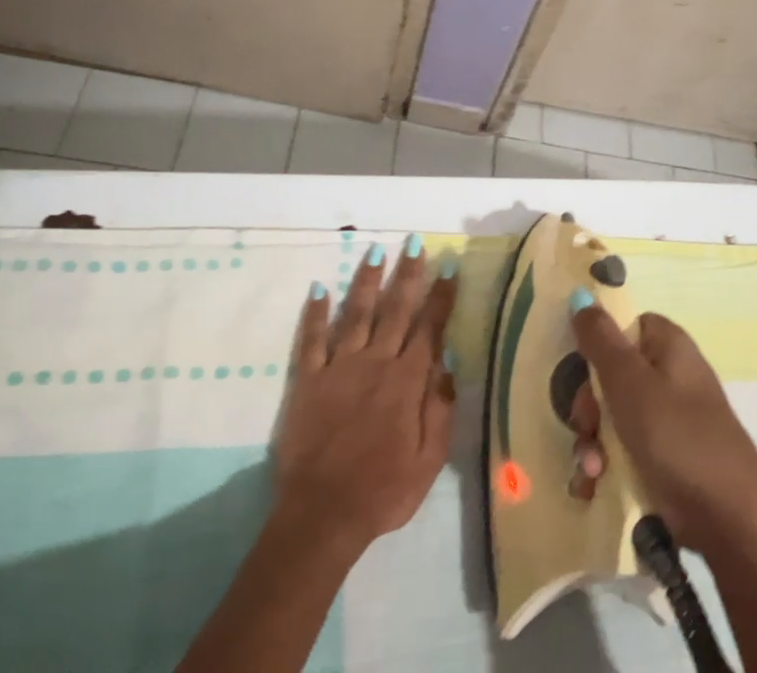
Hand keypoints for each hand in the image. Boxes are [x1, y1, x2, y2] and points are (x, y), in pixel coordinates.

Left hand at [274, 237, 456, 549]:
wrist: (324, 513)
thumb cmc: (385, 491)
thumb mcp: (430, 459)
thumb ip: (440, 407)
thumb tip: (447, 361)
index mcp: (407, 383)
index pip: (429, 329)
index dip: (440, 297)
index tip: (448, 268)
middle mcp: (375, 364)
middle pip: (395, 311)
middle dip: (408, 275)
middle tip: (414, 244)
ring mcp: (338, 369)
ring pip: (356, 315)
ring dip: (366, 282)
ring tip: (375, 253)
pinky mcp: (307, 381)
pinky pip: (311, 339)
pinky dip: (316, 313)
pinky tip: (320, 288)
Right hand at [568, 303, 756, 552]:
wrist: (726, 516)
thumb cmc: (676, 436)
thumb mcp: (630, 382)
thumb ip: (600, 339)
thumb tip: (581, 295)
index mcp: (668, 347)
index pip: (624, 325)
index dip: (598, 344)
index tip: (579, 366)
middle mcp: (668, 378)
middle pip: (609, 374)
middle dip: (588, 406)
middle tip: (587, 426)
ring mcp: (665, 420)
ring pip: (608, 417)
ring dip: (590, 442)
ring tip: (592, 468)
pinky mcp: (660, 458)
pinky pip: (619, 450)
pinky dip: (602, 466)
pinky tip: (592, 485)